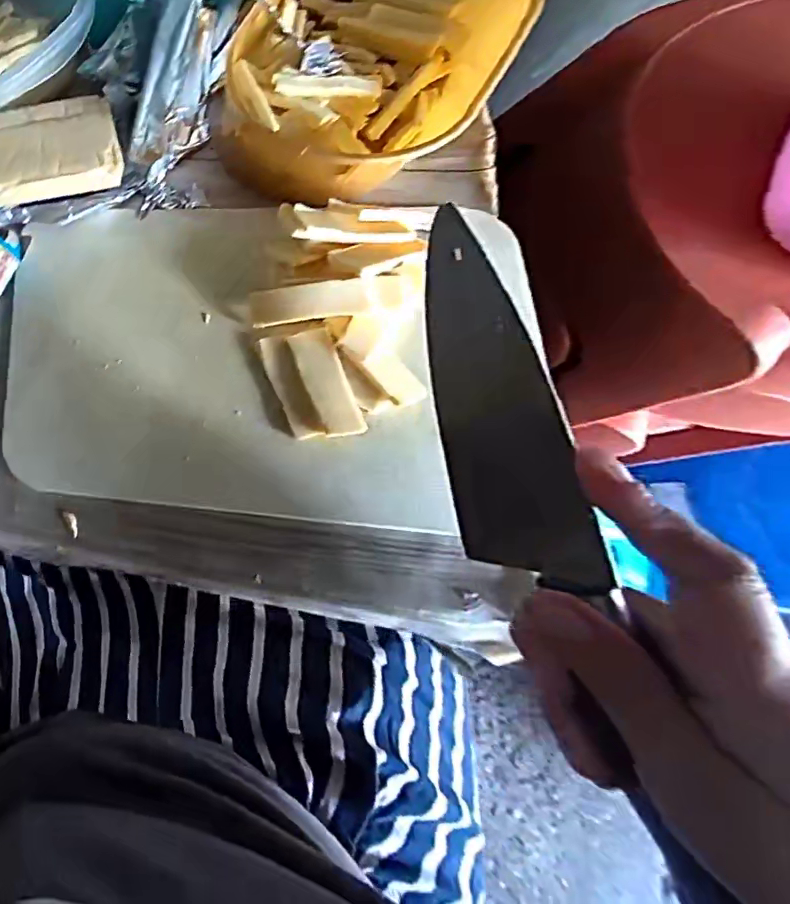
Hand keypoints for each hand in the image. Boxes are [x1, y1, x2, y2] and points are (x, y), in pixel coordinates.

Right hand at [511, 447, 789, 901]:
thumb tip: (548, 602)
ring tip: (601, 760)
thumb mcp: (694, 781)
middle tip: (579, 740)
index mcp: (761, 678)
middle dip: (566, 660)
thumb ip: (623, 687)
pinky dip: (592, 700)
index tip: (584, 460)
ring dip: (576, 691)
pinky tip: (610, 750)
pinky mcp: (697, 685)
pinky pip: (615, 662)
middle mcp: (739, 655)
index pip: (705, 574)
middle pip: (614, 612)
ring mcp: (716, 669)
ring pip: (599, 638)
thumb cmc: (787, 853)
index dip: (641, 513)